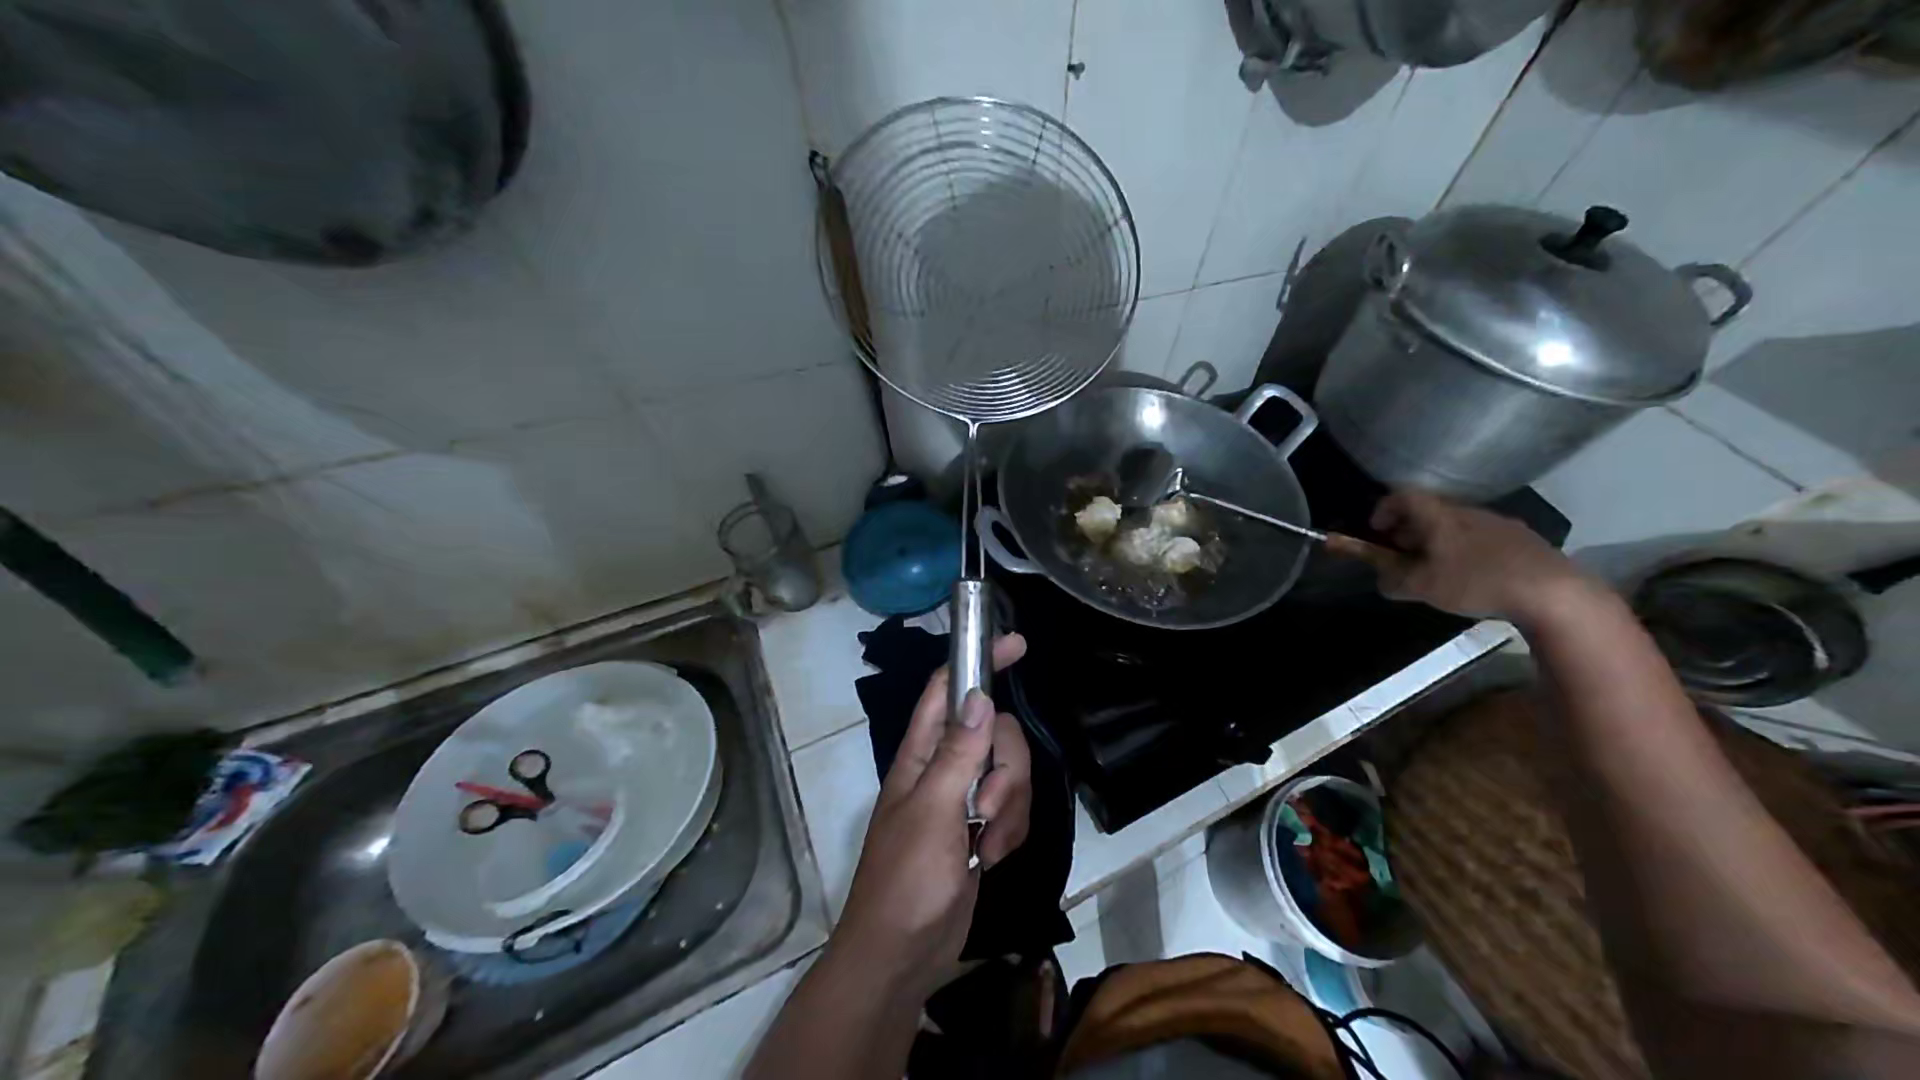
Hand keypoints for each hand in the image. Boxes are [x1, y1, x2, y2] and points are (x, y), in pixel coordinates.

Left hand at [833, 633, 1031, 998]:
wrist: (904, 953)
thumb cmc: (906, 879)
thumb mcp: (932, 812)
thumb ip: (958, 753)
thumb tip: (980, 694)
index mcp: (922, 753)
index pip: (950, 689)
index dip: (979, 662)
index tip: (1016, 645)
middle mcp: (945, 767)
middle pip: (995, 732)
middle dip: (1005, 769)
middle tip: (983, 808)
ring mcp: (965, 799)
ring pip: (1010, 773)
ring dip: (1007, 810)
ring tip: (983, 844)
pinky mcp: (982, 829)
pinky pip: (1014, 809)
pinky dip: (1009, 833)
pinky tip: (989, 858)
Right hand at [1327, 490, 1601, 623]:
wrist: (1553, 592)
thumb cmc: (1476, 583)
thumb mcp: (1422, 587)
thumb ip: (1394, 580)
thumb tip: (1381, 579)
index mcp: (1441, 517)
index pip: (1404, 496)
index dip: (1385, 508)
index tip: (1377, 530)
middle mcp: (1469, 512)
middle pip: (1431, 510)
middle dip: (1411, 529)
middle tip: (1403, 553)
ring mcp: (1500, 523)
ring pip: (1459, 524)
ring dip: (1440, 539)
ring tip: (1438, 567)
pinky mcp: (1524, 539)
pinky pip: (1484, 537)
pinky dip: (1467, 549)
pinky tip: (1474, 575)